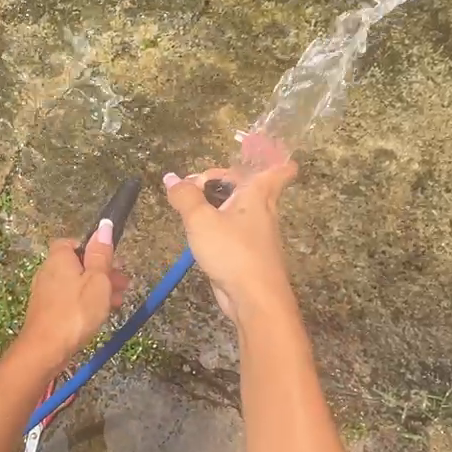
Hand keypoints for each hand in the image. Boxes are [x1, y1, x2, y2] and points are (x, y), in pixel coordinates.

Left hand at [12, 220, 131, 371]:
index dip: (93, 248)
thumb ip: (101, 254)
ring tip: (119, 301)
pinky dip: (86, 302)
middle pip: (78, 263)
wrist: (46, 348)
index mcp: (58, 257)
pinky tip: (101, 314)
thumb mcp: (97, 280)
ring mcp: (45, 291)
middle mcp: (48, 270)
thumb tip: (105, 225)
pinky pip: (70, 299)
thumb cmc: (76, 310)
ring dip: (98, 288)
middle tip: (124, 283)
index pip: (73, 242)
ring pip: (76, 283)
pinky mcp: (47, 310)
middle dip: (102, 271)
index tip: (111, 260)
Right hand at [163, 160, 298, 320]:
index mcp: (257, 194)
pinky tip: (198, 233)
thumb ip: (184, 197)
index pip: (280, 169)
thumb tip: (171, 178)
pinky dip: (217, 224)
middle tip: (197, 184)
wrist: (254, 297)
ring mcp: (257, 232)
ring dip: (218, 203)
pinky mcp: (248, 252)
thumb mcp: (200, 220)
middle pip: (250, 185)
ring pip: (240, 207)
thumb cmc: (232, 251)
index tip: (253, 154)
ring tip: (189, 207)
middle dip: (225, 181)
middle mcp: (262, 210)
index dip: (271, 158)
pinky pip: (233, 228)